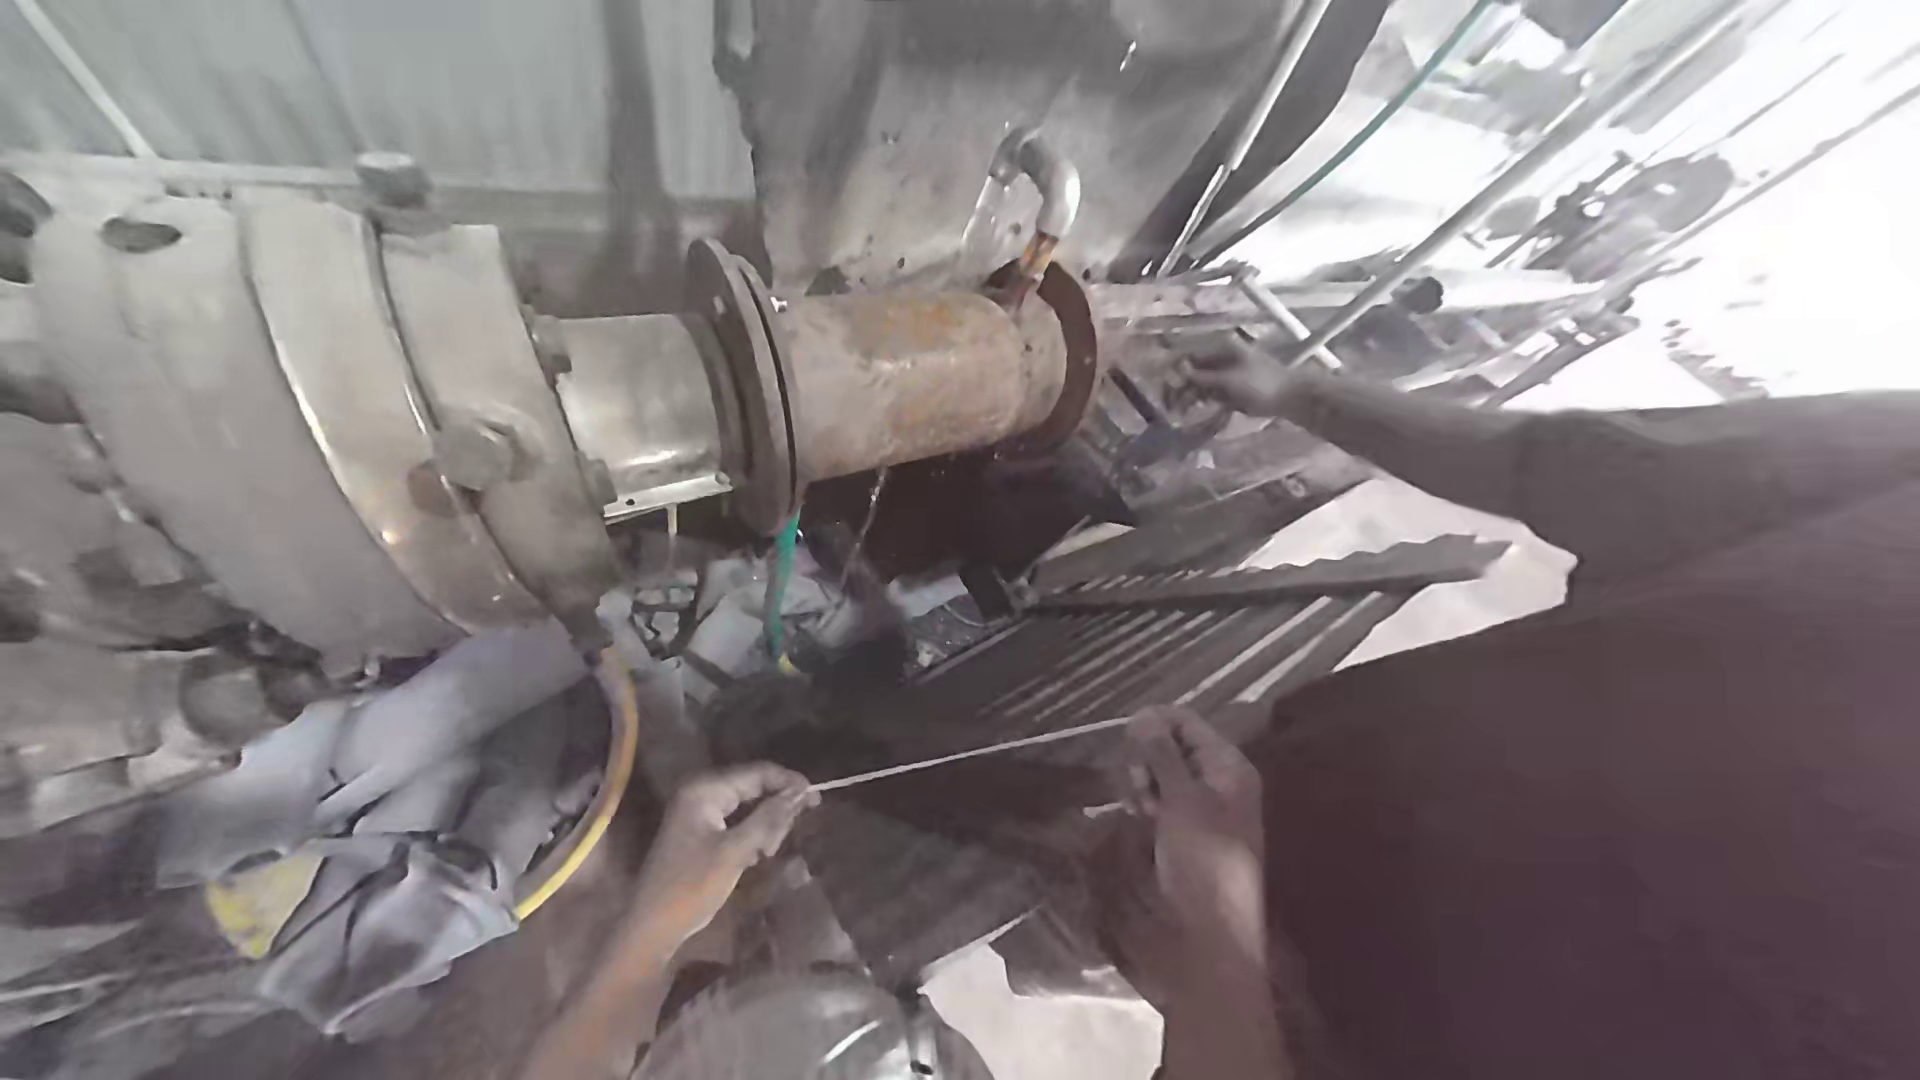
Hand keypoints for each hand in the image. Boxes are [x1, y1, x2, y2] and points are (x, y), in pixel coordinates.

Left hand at [628, 764, 817, 945]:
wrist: (649, 932)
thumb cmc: (690, 888)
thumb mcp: (735, 851)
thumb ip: (770, 817)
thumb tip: (802, 790)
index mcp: (705, 789)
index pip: (758, 772)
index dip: (789, 782)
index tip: (816, 798)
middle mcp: (702, 791)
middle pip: (755, 786)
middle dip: (776, 808)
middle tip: (783, 838)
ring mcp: (700, 811)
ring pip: (750, 804)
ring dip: (766, 824)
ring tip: (768, 851)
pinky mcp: (702, 830)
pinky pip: (739, 819)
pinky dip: (753, 833)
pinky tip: (758, 853)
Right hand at [1124, 706, 1265, 961]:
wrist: (1211, 932)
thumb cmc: (1203, 860)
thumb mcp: (1182, 800)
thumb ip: (1162, 753)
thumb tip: (1143, 714)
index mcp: (1227, 765)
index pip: (1185, 720)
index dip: (1154, 723)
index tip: (1128, 741)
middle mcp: (1216, 777)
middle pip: (1168, 741)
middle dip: (1146, 757)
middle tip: (1142, 786)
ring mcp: (1199, 801)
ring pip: (1157, 768)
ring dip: (1143, 781)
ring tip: (1143, 809)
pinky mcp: (1182, 822)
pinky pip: (1157, 793)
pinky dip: (1146, 800)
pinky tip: (1143, 818)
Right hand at [1179, 337, 1306, 416]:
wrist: (1289, 397)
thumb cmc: (1260, 383)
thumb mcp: (1228, 379)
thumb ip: (1202, 376)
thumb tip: (1177, 369)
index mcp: (1224, 349)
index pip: (1193, 355)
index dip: (1177, 367)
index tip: (1164, 382)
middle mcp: (1223, 359)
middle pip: (1195, 370)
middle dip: (1182, 385)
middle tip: (1170, 402)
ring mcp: (1228, 374)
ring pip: (1201, 383)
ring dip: (1190, 395)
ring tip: (1180, 409)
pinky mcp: (1231, 389)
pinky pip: (1210, 393)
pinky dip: (1202, 400)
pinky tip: (1194, 409)